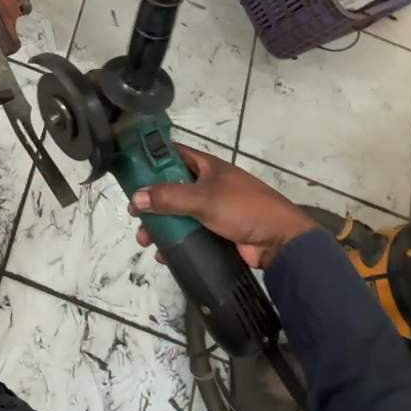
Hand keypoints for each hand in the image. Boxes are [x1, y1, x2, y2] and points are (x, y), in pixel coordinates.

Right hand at [132, 145, 317, 268]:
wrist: (281, 242)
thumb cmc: (244, 208)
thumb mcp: (204, 199)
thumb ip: (169, 197)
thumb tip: (136, 198)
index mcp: (206, 166)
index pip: (172, 154)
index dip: (150, 160)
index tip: (129, 174)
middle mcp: (207, 184)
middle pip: (170, 188)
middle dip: (151, 203)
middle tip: (135, 216)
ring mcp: (212, 209)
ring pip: (177, 214)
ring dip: (159, 227)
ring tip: (145, 241)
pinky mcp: (216, 232)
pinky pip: (189, 234)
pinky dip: (175, 243)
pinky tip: (164, 255)